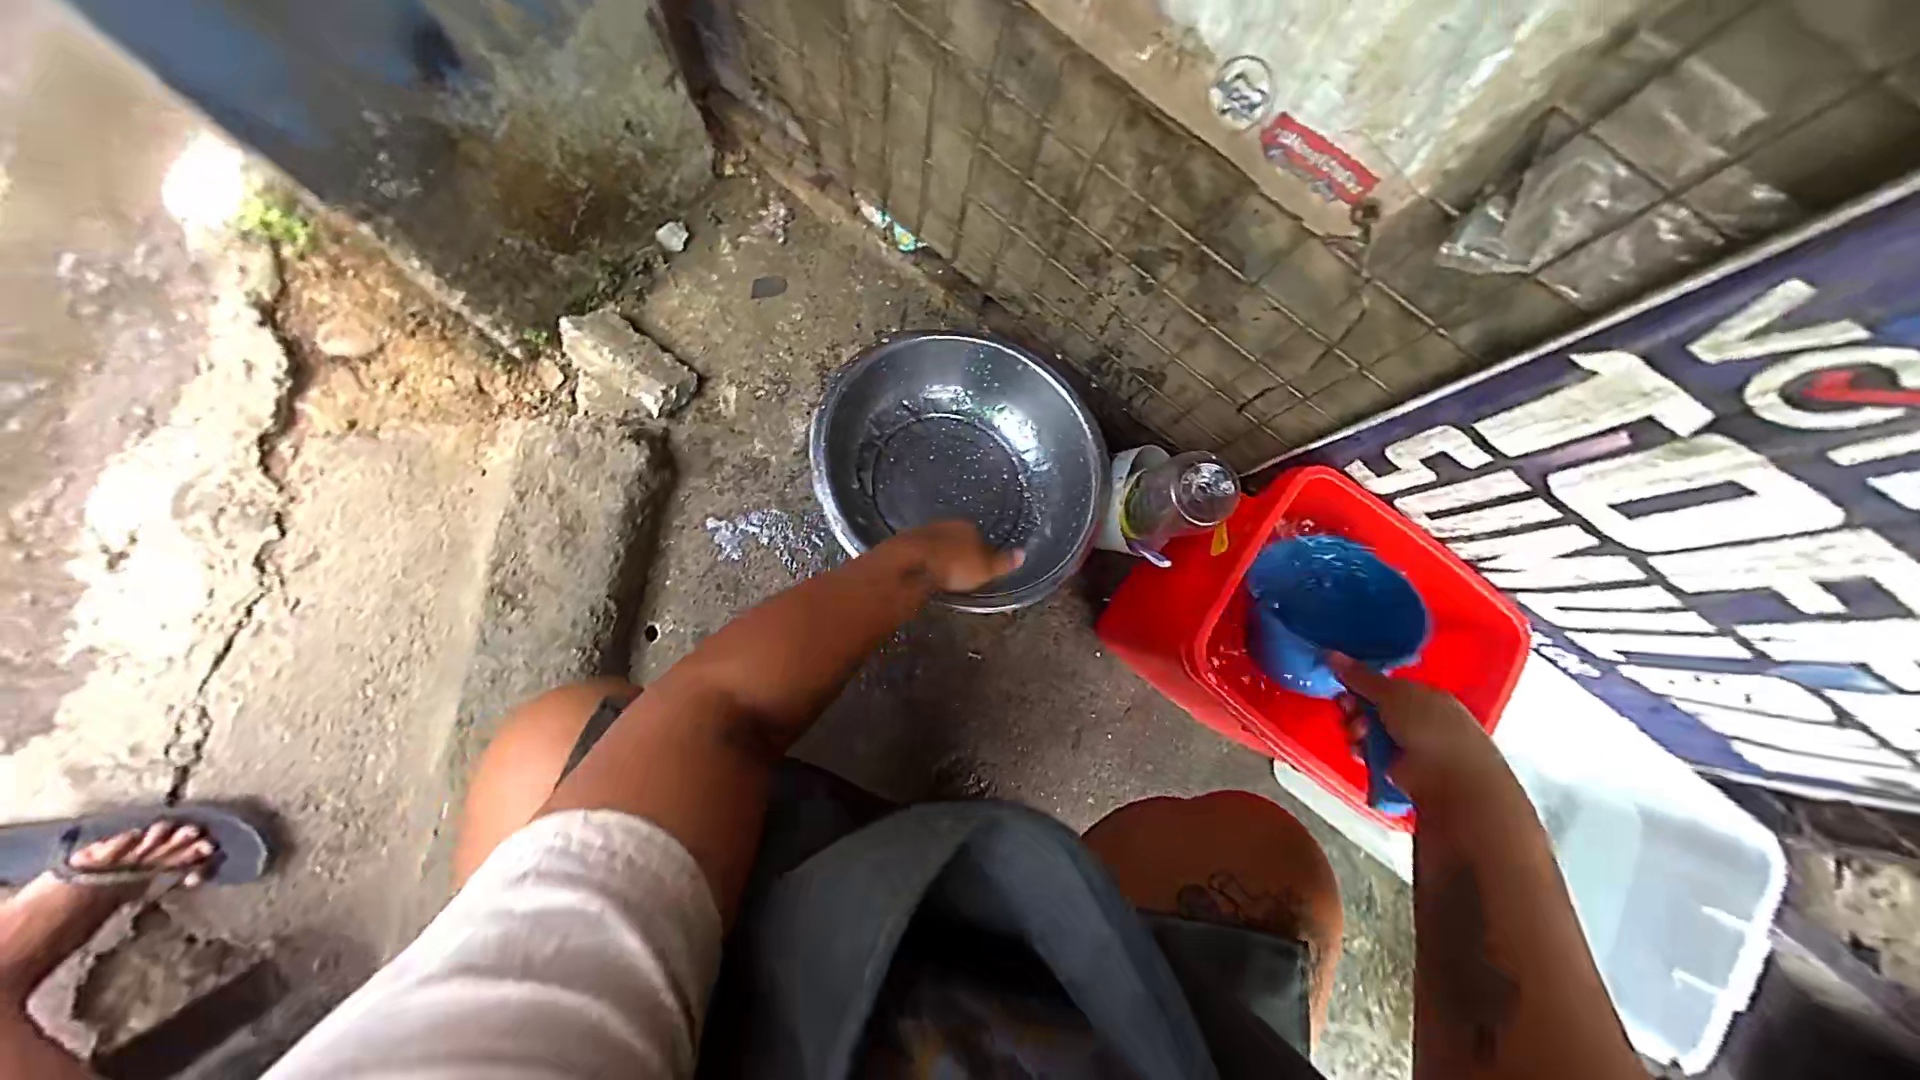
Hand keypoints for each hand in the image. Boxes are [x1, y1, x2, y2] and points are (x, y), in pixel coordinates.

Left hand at [893, 520, 1023, 592]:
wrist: (910, 563)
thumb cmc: (954, 565)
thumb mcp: (986, 569)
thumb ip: (1003, 562)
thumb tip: (1022, 554)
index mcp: (967, 526)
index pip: (979, 536)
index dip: (981, 551)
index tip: (980, 565)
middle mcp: (945, 524)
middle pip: (956, 538)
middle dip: (958, 551)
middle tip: (961, 570)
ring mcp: (923, 532)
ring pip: (936, 544)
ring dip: (939, 556)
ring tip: (942, 575)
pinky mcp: (904, 545)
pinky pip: (919, 553)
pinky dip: (922, 562)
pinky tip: (923, 574)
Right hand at [1329, 653, 1508, 804]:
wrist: (1450, 779)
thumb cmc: (1428, 726)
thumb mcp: (1393, 693)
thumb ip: (1360, 676)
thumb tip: (1330, 654)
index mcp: (1423, 695)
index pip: (1384, 683)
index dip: (1361, 682)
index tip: (1343, 681)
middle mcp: (1416, 717)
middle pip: (1370, 705)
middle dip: (1354, 705)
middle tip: (1348, 707)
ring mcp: (1406, 742)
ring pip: (1365, 727)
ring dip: (1356, 727)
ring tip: (1360, 732)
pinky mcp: (1394, 765)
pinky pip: (1366, 749)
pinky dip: (1360, 748)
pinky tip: (1362, 750)